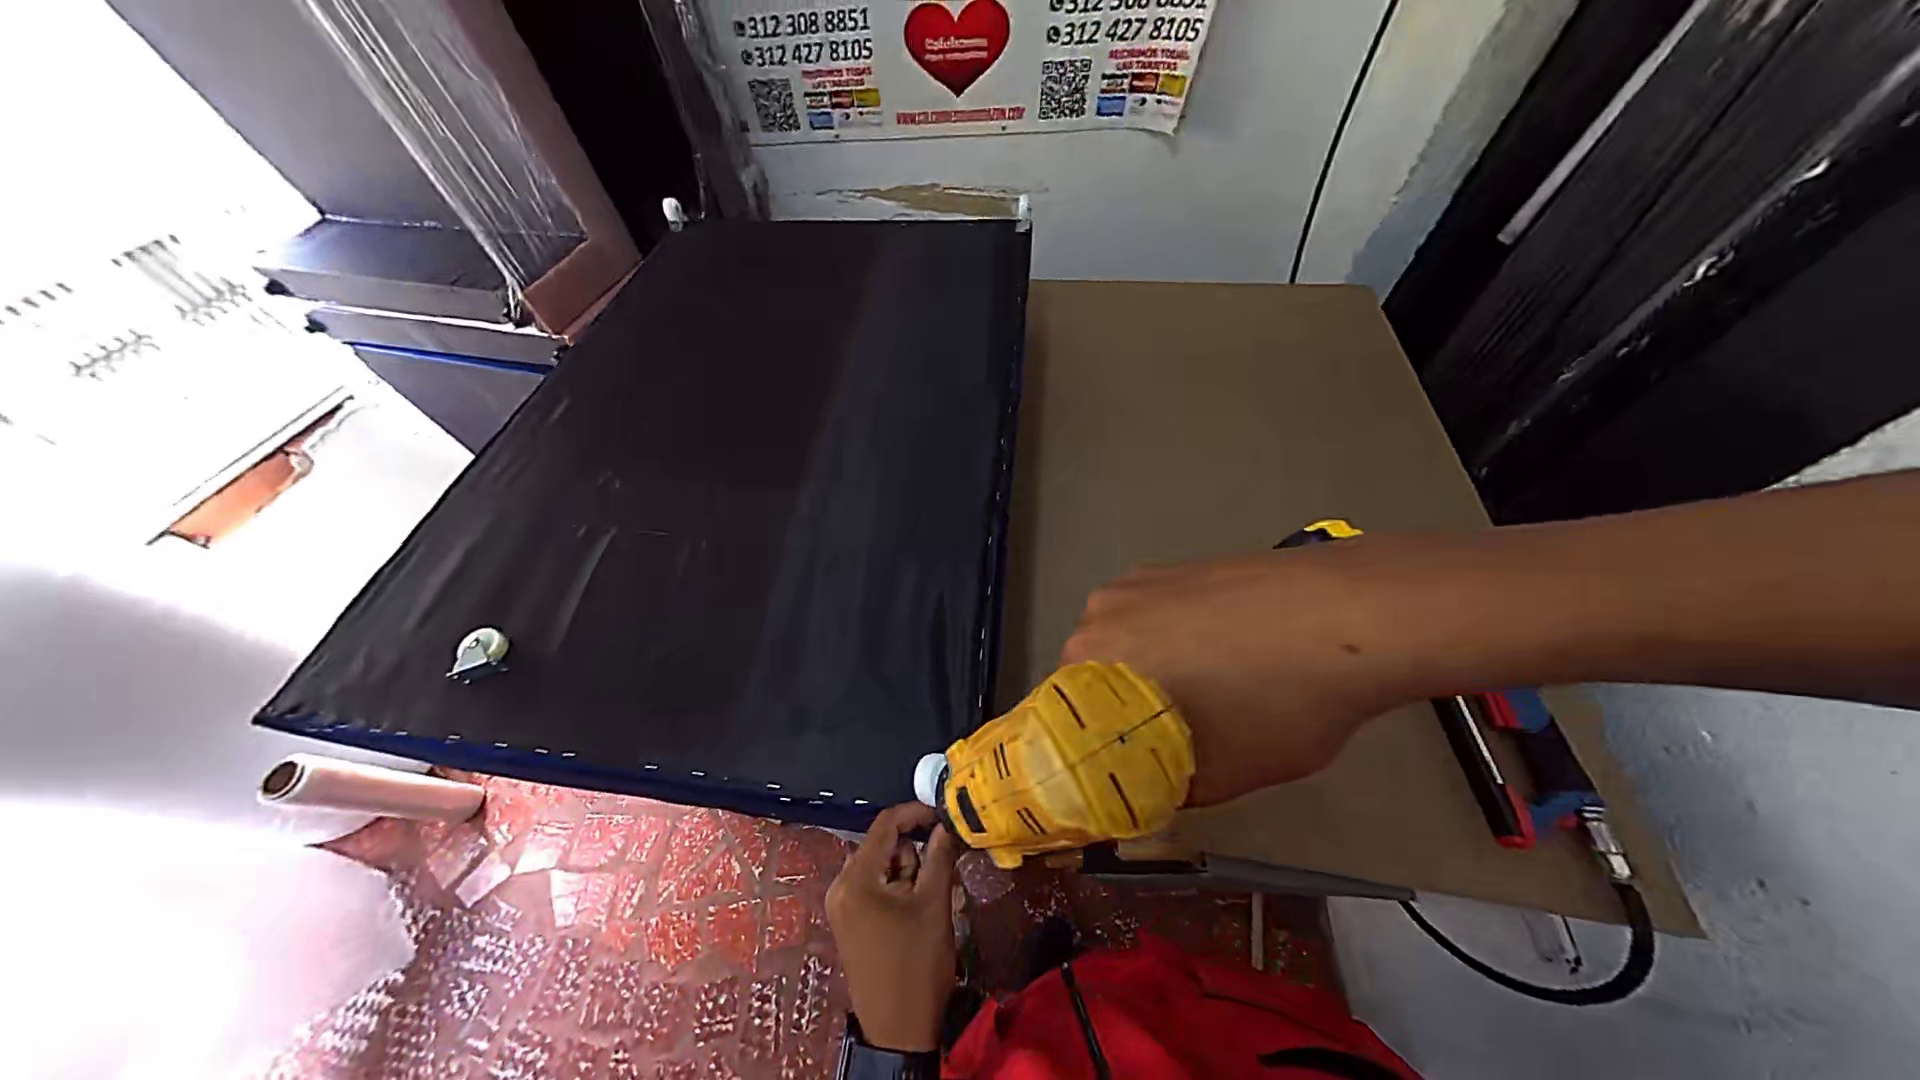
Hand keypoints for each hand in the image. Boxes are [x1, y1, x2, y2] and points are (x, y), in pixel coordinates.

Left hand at [825, 803, 960, 1052]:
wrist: (897, 1031)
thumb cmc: (916, 966)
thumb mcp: (934, 904)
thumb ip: (939, 856)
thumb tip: (945, 825)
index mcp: (856, 879)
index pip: (885, 824)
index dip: (915, 814)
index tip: (942, 817)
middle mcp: (840, 886)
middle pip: (881, 845)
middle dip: (911, 852)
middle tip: (933, 878)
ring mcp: (840, 904)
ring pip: (879, 864)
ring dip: (905, 871)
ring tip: (923, 902)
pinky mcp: (847, 920)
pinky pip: (872, 884)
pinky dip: (895, 886)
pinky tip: (911, 910)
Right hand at [1061, 546, 1411, 805]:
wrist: (1354, 616)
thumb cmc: (1277, 702)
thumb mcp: (1222, 776)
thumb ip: (1166, 790)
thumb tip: (1150, 788)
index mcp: (1090, 657)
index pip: (1060, 714)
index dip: (1088, 748)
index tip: (1120, 770)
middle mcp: (1100, 611)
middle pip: (1091, 676)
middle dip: (1119, 710)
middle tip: (1168, 740)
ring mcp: (1142, 580)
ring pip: (1126, 642)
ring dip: (1149, 671)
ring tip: (1209, 691)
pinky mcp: (1180, 565)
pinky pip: (1158, 615)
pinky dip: (1178, 639)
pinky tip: (1230, 652)